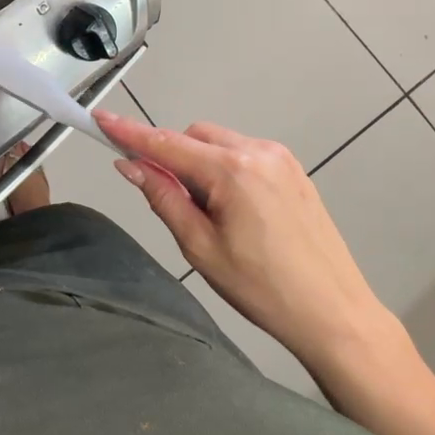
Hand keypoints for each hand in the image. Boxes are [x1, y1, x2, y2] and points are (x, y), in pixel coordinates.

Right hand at [94, 111, 390, 365]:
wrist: (336, 316)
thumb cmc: (262, 289)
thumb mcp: (201, 248)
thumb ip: (163, 198)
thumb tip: (130, 165)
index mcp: (232, 171)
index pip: (166, 143)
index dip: (129, 132)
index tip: (99, 117)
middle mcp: (258, 151)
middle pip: (193, 136)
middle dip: (173, 157)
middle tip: (175, 204)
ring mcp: (281, 158)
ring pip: (219, 143)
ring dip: (200, 163)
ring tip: (212, 215)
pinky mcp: (294, 171)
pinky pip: (244, 154)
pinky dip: (226, 169)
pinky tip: (237, 211)